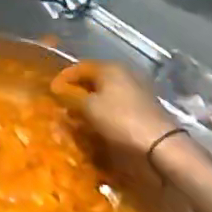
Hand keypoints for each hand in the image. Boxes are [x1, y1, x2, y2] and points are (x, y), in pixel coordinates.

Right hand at [51, 60, 179, 172]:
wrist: (159, 144)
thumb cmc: (120, 120)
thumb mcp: (89, 108)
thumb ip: (72, 97)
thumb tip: (60, 90)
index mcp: (110, 68)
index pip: (80, 67)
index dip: (64, 77)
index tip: (51, 91)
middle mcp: (124, 73)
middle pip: (94, 78)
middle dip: (77, 89)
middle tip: (63, 103)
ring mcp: (136, 89)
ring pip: (105, 91)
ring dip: (90, 101)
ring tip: (77, 116)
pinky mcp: (142, 106)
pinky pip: (116, 103)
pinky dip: (103, 110)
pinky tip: (97, 122)